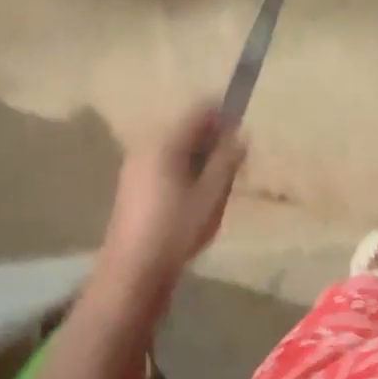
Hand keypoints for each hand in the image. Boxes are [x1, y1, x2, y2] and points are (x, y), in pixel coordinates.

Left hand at [101, 104, 246, 295]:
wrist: (133, 269)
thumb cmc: (176, 229)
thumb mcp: (212, 194)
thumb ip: (228, 160)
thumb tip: (242, 134)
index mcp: (165, 142)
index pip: (199, 109)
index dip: (225, 115)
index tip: (244, 133)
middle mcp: (147, 145)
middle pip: (187, 127)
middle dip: (214, 138)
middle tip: (236, 162)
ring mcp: (136, 165)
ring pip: (177, 146)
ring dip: (201, 155)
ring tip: (220, 181)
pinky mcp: (133, 184)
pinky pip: (166, 162)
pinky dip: (186, 168)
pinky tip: (197, 194)